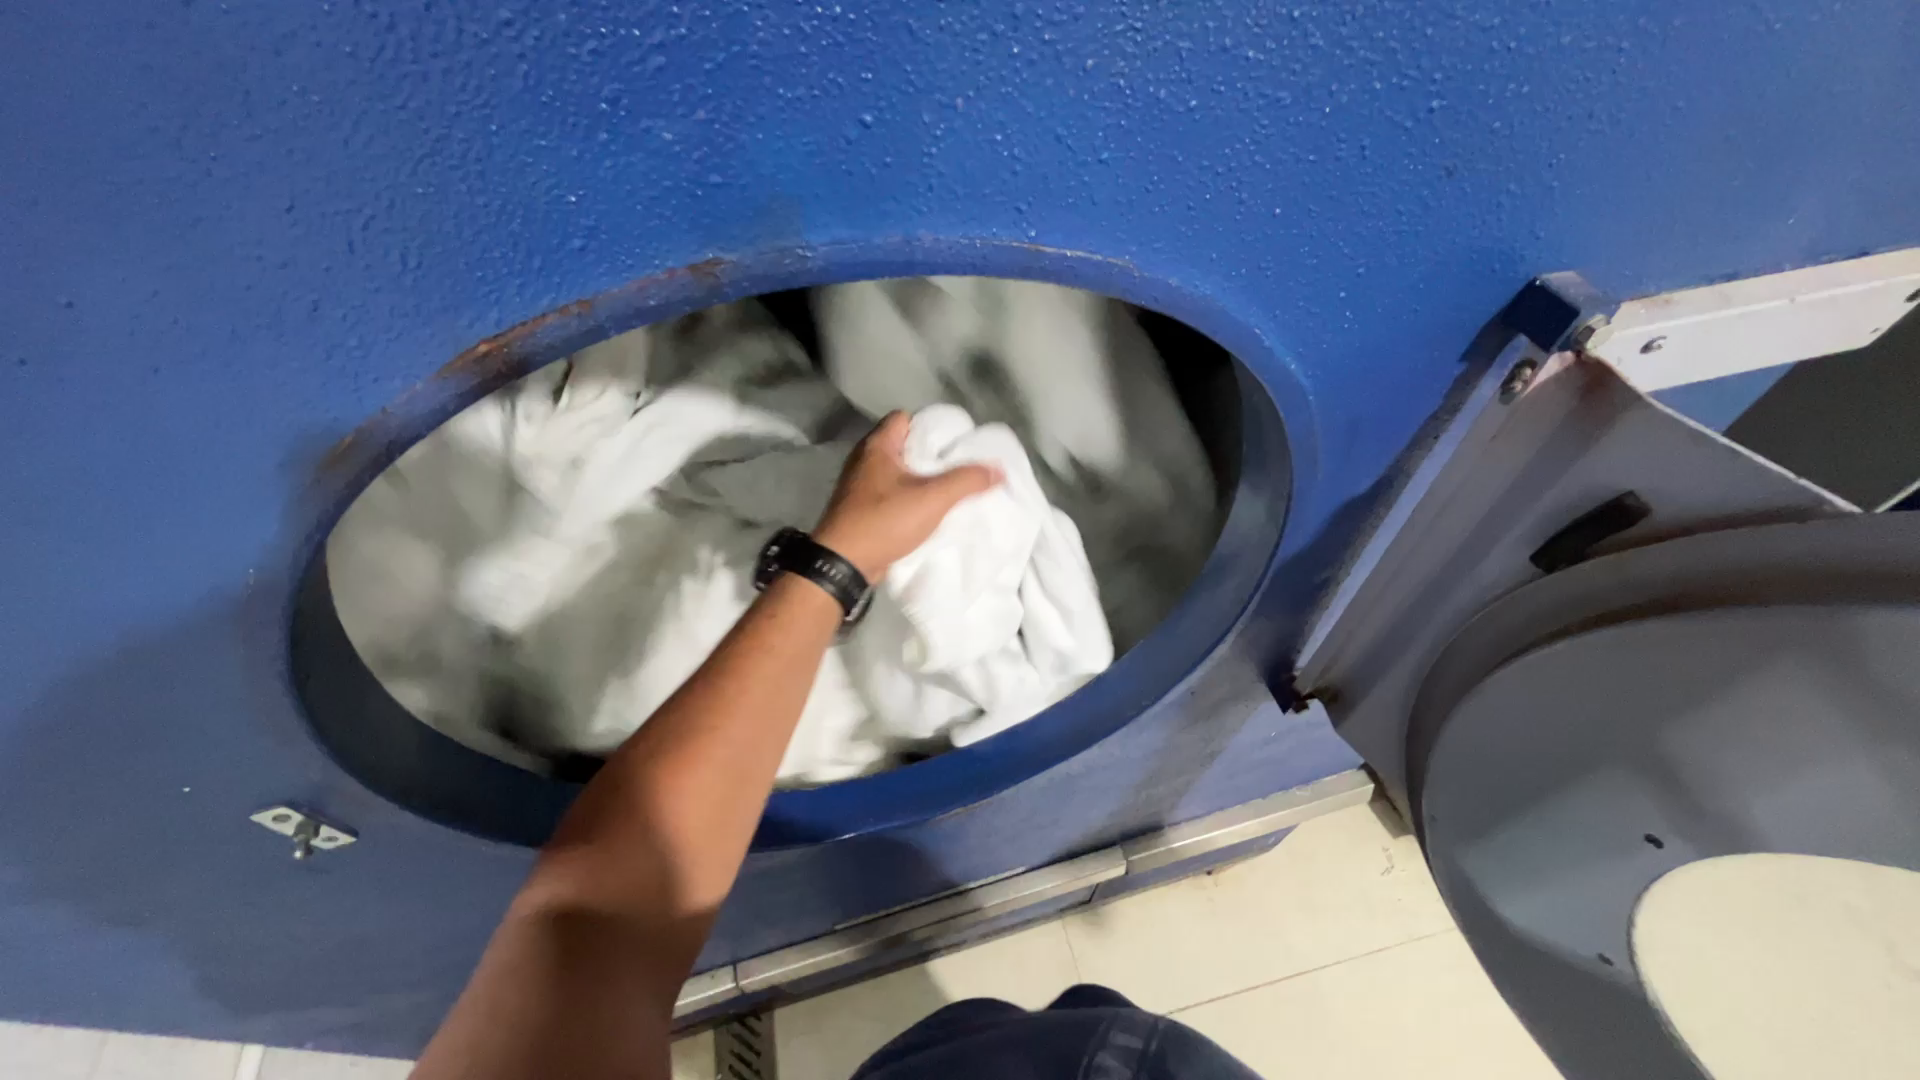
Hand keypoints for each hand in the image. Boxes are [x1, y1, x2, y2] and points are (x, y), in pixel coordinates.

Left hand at [812, 412, 1000, 580]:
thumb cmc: (884, 521)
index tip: (953, 443)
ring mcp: (858, 487)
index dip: (930, 426)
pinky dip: (906, 500)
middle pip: (903, 446)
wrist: (843, 564)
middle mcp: (864, 461)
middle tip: (957, 467)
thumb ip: (967, 481)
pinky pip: (889, 495)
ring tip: (946, 490)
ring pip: (897, 473)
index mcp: (877, 446)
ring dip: (919, 480)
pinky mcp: (859, 510)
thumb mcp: (932, 499)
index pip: (904, 418)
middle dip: (930, 456)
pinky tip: (925, 512)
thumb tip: (997, 470)